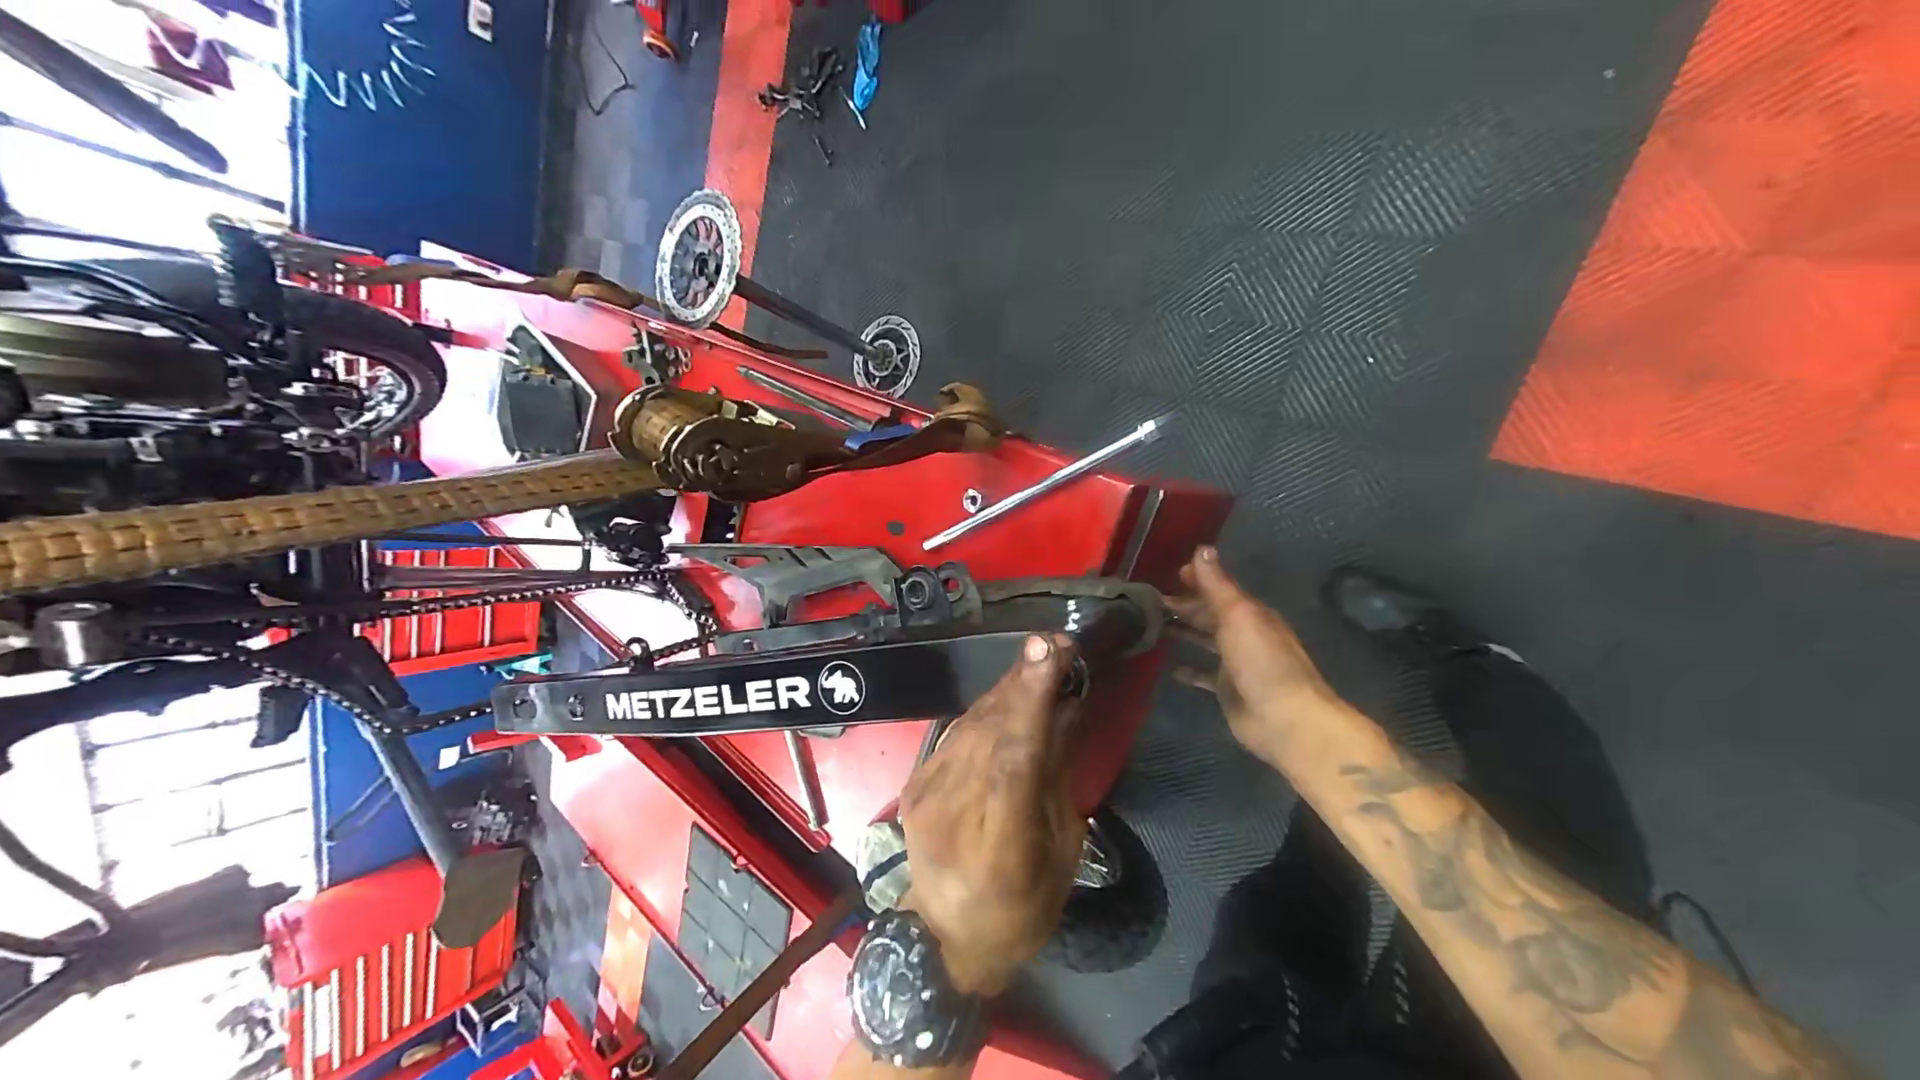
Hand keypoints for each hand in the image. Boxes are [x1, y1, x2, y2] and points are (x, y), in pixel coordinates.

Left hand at [897, 634, 1086, 995]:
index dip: (1032, 700)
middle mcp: (953, 811)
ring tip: (1039, 657)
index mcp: (999, 846)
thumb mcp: (1061, 850)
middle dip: (1023, 680)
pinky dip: (988, 708)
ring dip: (1007, 686)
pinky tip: (1011, 692)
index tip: (1051, 652)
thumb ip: (1057, 777)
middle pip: (989, 730)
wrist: (945, 935)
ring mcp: (926, 793)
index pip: (1013, 758)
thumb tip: (1065, 708)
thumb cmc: (1021, 907)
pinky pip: (957, 732)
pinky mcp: (914, 781)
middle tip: (1055, 643)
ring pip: (971, 722)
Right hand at [1168, 546, 1340, 758]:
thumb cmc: (1260, 660)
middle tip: (1150, 601)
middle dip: (1184, 605)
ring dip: (1184, 632)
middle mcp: (1245, 634)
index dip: (1198, 579)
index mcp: (1251, 614)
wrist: (1283, 719)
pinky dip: (1190, 669)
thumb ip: (1217, 584)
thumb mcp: (1237, 615)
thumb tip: (1202, 548)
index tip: (1172, 572)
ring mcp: (1237, 663)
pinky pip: (1204, 674)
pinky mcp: (1228, 690)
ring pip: (1206, 640)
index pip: (1220, 589)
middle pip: (1210, 614)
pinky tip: (1171, 668)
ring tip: (1153, 626)